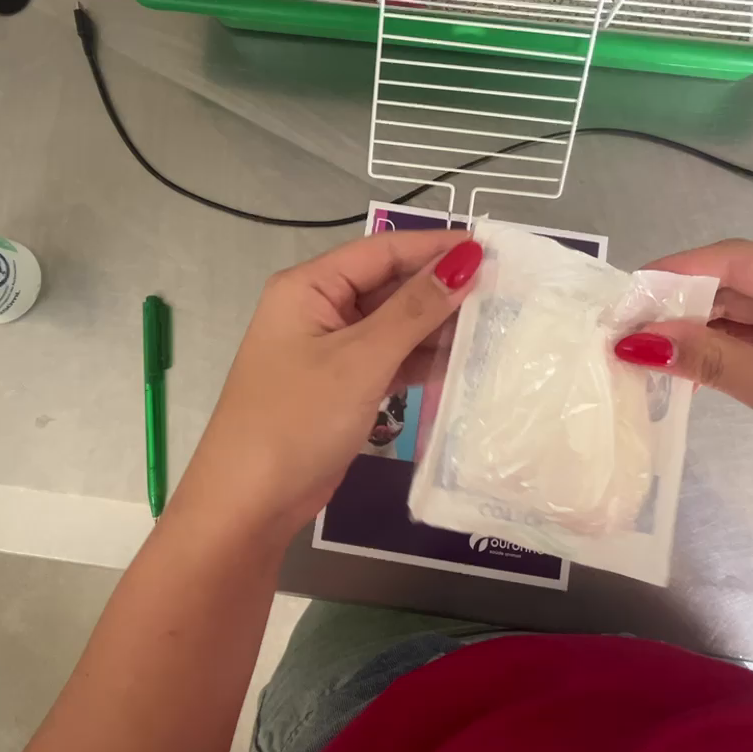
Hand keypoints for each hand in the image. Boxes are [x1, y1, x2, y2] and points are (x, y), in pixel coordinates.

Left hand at [169, 230, 482, 539]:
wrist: (249, 504)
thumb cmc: (297, 420)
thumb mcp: (359, 360)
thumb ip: (414, 310)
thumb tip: (466, 260)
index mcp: (309, 287)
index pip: (382, 251)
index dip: (435, 247)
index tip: (491, 249)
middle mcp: (320, 309)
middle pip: (389, 285)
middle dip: (440, 288)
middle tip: (503, 289)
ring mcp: (332, 350)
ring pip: (394, 324)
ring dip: (437, 326)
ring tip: (495, 323)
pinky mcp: (344, 385)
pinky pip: (390, 359)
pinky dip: (422, 360)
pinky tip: (464, 361)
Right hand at [612, 240, 752, 545]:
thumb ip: (712, 360)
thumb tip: (635, 340)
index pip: (740, 260)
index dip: (677, 273)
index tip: (624, 295)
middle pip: (740, 287)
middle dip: (682, 307)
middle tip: (622, 330)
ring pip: (746, 319)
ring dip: (698, 334)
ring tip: (641, 350)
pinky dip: (723, 357)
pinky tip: (684, 368)